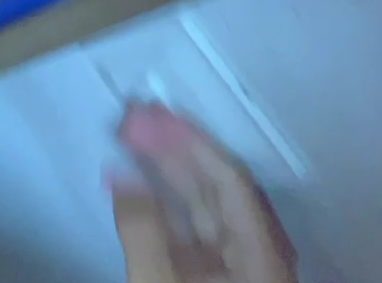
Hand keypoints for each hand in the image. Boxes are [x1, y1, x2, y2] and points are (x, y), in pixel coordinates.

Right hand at [110, 102, 296, 282]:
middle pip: (219, 194)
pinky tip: (133, 190)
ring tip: (128, 143)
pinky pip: (189, 235)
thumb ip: (142, 228)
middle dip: (175, 152)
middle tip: (132, 119)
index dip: (194, 144)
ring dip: (166, 174)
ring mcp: (234, 278)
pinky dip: (160, 206)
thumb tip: (122, 171)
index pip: (231, 186)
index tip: (156, 114)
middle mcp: (255, 264)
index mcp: (260, 263)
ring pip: (203, 213)